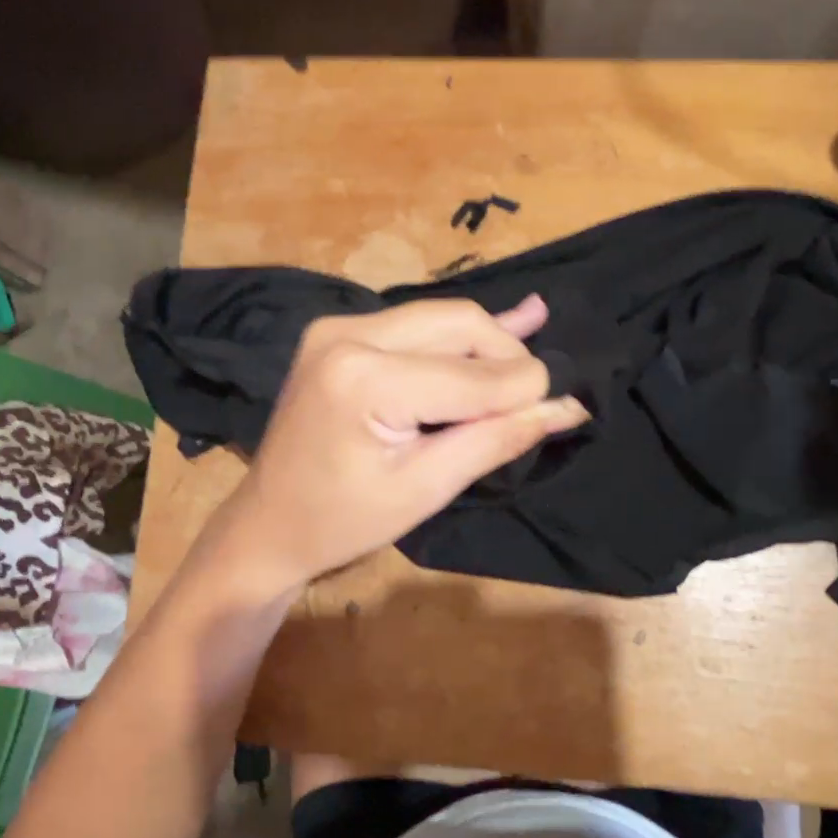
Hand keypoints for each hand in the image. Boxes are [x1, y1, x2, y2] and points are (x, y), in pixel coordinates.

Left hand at [195, 295, 588, 596]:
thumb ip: (498, 438)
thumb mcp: (427, 488)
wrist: (269, 522)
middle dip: (508, 360)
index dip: (525, 392)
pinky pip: (415, 324)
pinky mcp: (340, 332)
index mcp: (365, 377)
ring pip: (443, 319)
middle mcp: (349, 333)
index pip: (475, 373)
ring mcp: (339, 327)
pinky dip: (457, 336)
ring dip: (486, 348)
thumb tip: (569, 405)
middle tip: (537, 402)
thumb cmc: (343, 521)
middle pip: (462, 325)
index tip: (562, 413)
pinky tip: (521, 316)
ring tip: (526, 378)